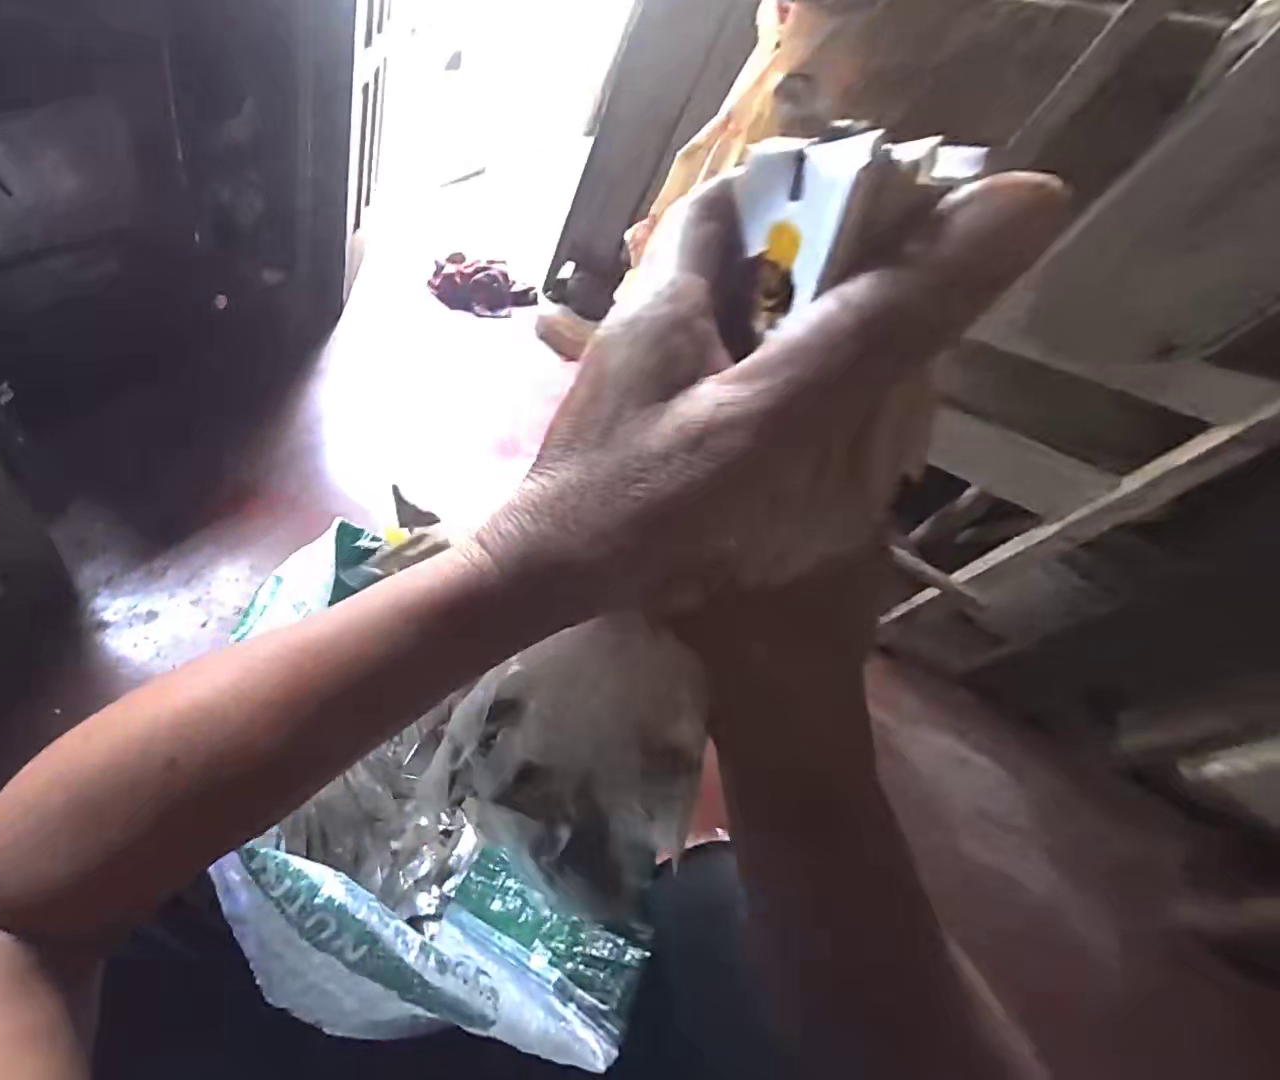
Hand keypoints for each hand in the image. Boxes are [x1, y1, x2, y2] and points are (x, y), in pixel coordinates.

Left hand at [471, 172, 1068, 626]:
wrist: (546, 569)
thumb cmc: (638, 500)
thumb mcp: (762, 416)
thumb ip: (867, 326)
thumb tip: (1010, 202)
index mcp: (663, 299)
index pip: (728, 199)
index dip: (806, 188)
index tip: (888, 214)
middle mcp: (642, 325)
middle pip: (738, 259)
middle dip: (821, 266)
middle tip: (901, 300)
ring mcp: (636, 375)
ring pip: (730, 321)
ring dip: (798, 329)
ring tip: (870, 361)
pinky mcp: (637, 419)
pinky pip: (713, 375)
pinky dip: (764, 379)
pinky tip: (801, 417)